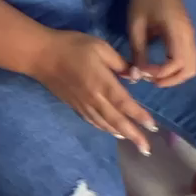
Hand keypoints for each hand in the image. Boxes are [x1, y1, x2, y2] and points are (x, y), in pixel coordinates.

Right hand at [25, 29, 158, 155]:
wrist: (42, 57)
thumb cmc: (73, 47)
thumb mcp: (100, 47)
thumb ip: (119, 63)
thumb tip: (134, 77)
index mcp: (103, 83)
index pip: (125, 104)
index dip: (139, 116)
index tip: (152, 126)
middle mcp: (94, 100)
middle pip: (117, 121)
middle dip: (133, 135)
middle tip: (146, 149)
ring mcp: (84, 106)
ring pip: (105, 124)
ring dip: (120, 133)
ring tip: (132, 140)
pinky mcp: (75, 107)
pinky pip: (94, 122)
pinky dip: (105, 128)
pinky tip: (111, 131)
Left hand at [127, 0, 195, 87]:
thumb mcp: (136, 25)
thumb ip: (137, 52)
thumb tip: (136, 76)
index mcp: (177, 30)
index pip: (178, 63)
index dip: (162, 74)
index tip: (144, 71)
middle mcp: (188, 35)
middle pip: (190, 69)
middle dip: (171, 80)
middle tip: (151, 79)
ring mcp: (190, 36)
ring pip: (191, 66)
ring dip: (174, 76)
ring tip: (155, 75)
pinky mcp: (187, 36)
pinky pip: (188, 59)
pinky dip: (176, 69)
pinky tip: (160, 67)